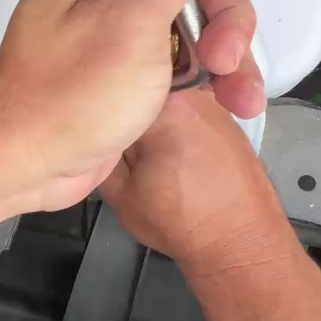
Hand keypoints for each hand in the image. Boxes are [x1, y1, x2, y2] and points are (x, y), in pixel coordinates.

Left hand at [0, 0, 264, 211]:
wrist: (24, 166)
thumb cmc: (64, 99)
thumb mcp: (129, 24)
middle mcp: (95, 3)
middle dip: (218, 10)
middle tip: (227, 53)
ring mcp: (108, 42)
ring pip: (182, 24)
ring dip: (223, 53)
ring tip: (239, 92)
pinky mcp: (119, 79)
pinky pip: (171, 64)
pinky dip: (204, 79)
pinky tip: (230, 101)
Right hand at [98, 89, 292, 273]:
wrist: (241, 244)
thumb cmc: (179, 221)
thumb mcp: (118, 191)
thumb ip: (98, 150)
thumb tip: (81, 127)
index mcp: (165, 108)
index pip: (116, 79)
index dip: (93, 93)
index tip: (79, 106)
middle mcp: (194, 97)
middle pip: (141, 76)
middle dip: (117, 93)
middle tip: (95, 115)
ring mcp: (214, 106)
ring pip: (164, 89)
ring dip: (142, 103)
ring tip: (120, 127)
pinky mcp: (225, 121)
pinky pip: (184, 104)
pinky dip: (165, 116)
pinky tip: (156, 143)